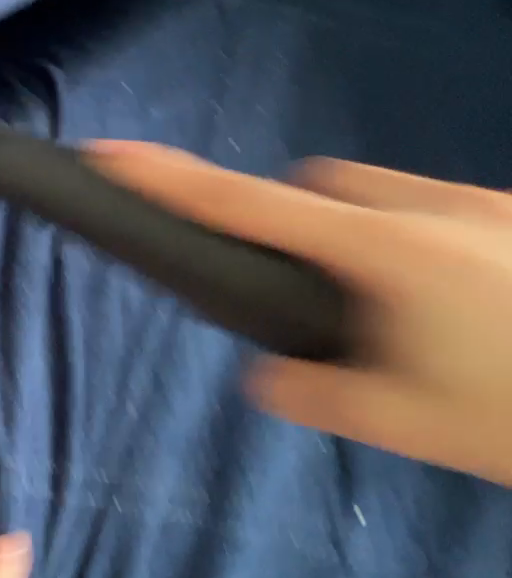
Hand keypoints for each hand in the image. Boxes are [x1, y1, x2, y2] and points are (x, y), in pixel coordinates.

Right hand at [92, 141, 511, 485]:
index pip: (242, 205)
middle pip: (326, 184)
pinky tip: (491, 312)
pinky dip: (447, 251)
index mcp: (383, 252)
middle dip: (302, 220)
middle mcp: (437, 213)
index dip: (167, 179)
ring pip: (397, 198)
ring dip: (377, 234)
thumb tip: (271, 377)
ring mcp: (500, 213)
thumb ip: (315, 394)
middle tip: (320, 289)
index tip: (106, 153)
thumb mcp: (411, 424)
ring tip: (424, 311)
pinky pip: (464, 219)